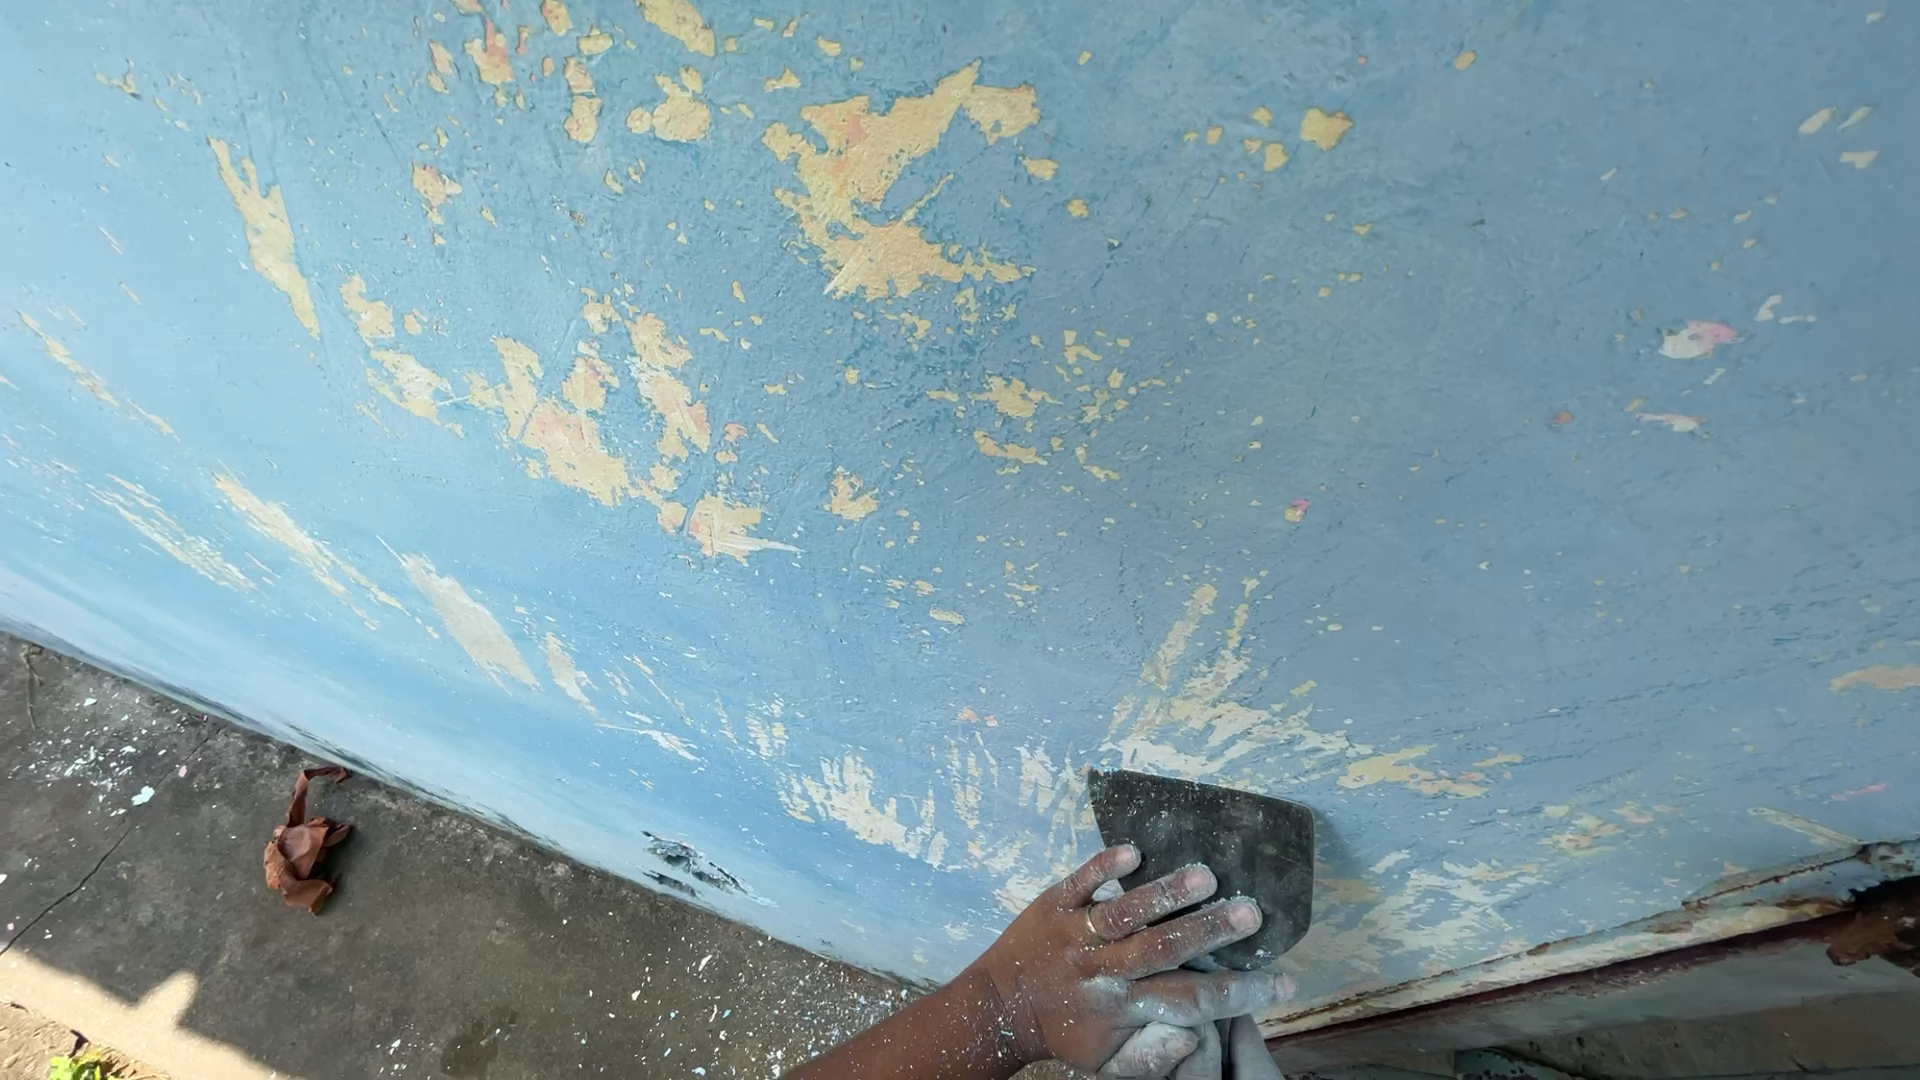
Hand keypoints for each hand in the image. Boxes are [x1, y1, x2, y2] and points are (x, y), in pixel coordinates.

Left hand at [970, 844, 1295, 1074]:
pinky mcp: (1054, 904)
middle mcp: (1104, 968)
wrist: (999, 1006)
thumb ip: (1154, 1054)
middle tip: (1251, 911)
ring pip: (1126, 912)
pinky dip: (1103, 867)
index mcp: (1124, 1008)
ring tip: (1206, 875)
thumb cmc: (1065, 1032)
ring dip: (1166, 893)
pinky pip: (1080, 883)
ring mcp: (1077, 933)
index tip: (1285, 978)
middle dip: (1209, 932)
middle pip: (1164, 949)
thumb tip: (1200, 1033)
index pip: (1192, 1002)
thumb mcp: (1109, 1063)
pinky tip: (1133, 851)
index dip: (1242, 992)